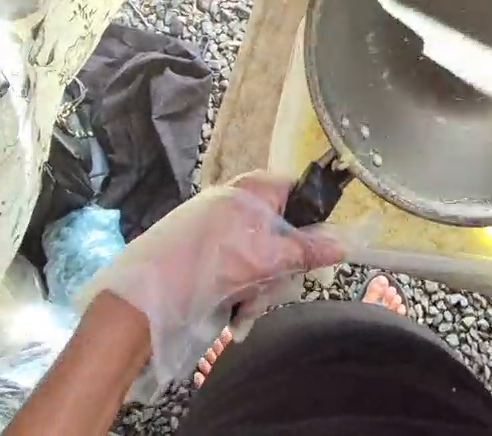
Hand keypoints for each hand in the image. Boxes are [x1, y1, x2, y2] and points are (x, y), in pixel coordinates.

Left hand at [77, 172, 343, 390]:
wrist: (146, 294)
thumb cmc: (213, 263)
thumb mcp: (268, 258)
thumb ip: (308, 250)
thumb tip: (344, 244)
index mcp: (254, 186)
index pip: (298, 193)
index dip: (310, 223)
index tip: (309, 254)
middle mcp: (235, 196)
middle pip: (279, 226)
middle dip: (280, 262)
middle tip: (272, 286)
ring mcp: (214, 219)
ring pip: (256, 248)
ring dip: (259, 280)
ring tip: (245, 304)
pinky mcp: (197, 243)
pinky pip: (233, 259)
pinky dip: (237, 282)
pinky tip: (230, 305)